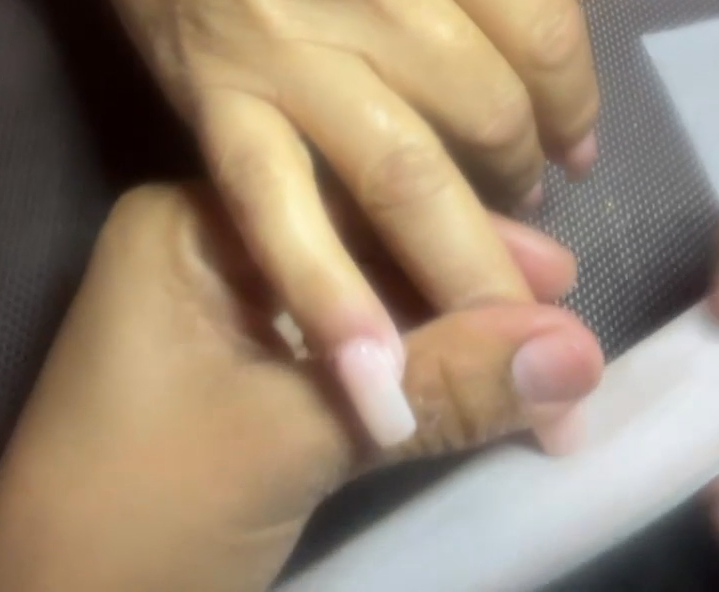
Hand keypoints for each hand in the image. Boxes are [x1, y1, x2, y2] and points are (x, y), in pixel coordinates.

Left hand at [0, 184, 602, 591]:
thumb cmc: (141, 517)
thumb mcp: (295, 439)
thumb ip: (435, 389)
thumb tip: (577, 352)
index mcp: (188, 222)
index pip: (342, 202)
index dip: (453, 234)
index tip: (554, 272)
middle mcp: (207, 244)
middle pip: (356, 243)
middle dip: (459, 279)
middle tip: (564, 294)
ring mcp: (221, 305)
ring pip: (355, 295)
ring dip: (443, 323)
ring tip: (543, 332)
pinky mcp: (238, 363)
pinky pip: (337, 342)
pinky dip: (407, 361)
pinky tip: (475, 367)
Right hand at [51, 0, 635, 445]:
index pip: (545, 27)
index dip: (579, 100)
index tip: (579, 139)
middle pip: (486, 108)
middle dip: (527, 174)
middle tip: (533, 201)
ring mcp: (282, 41)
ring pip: (401, 172)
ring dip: (466, 255)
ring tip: (498, 296)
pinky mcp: (211, 95)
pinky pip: (276, 206)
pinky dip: (326, 295)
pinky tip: (378, 382)